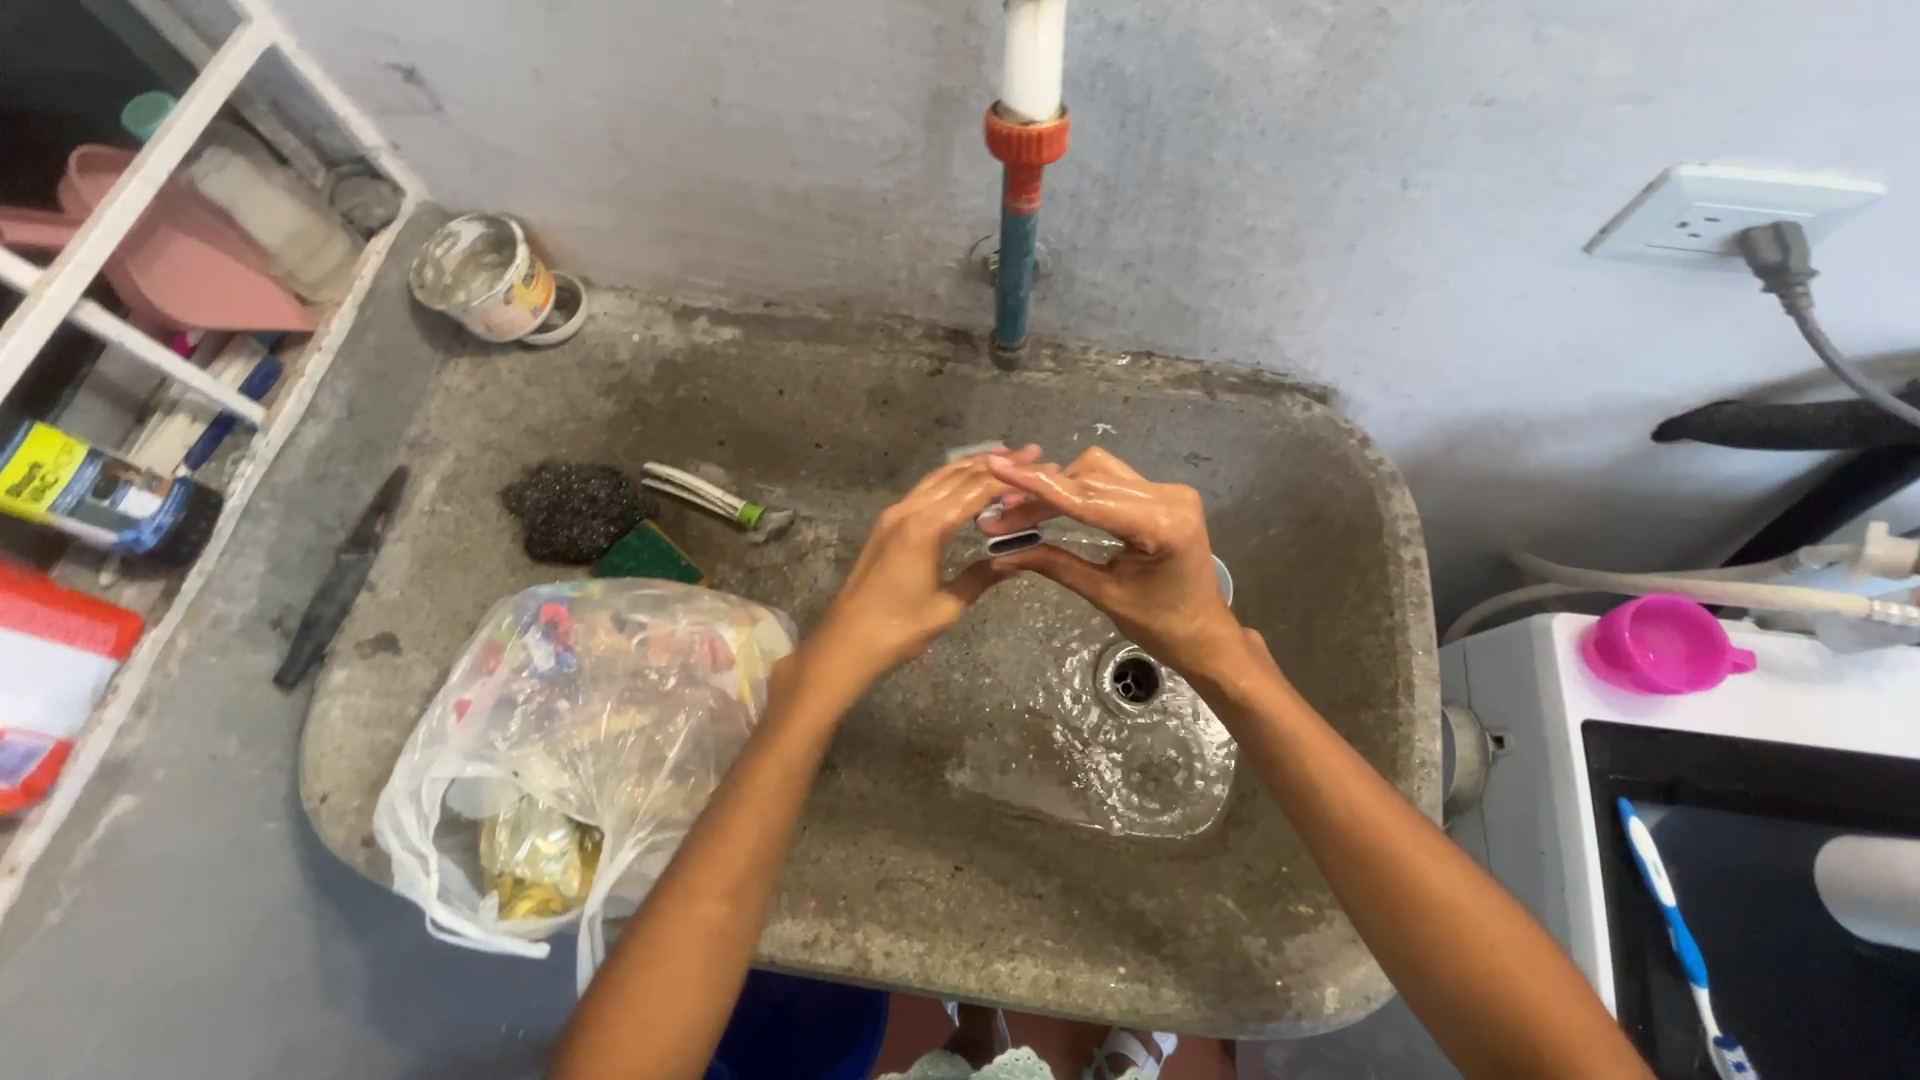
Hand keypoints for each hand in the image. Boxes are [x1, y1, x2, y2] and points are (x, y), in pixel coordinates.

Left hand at [803, 446, 1040, 689]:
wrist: (846, 643)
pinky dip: (950, 481)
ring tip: (1004, 458)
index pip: (977, 490)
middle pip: (958, 475)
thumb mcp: (947, 607)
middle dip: (995, 463)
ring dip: (971, 466)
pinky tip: (965, 483)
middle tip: (1031, 453)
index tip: (1039, 468)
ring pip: (938, 478)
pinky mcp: (886, 526)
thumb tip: (1013, 564)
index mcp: (927, 527)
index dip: (1010, 478)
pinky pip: (924, 491)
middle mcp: (909, 511)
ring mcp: (894, 515)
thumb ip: (980, 578)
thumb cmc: (898, 629)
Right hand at [983, 447, 1246, 678]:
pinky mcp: (1162, 496)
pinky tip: (1048, 503)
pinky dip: (1076, 490)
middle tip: (998, 513)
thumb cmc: (1162, 626)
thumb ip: (1056, 565)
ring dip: (1056, 488)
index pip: (1088, 497)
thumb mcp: (1104, 595)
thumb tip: (1003, 554)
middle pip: (1090, 476)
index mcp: (1162, 524)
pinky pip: (1110, 482)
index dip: (1039, 485)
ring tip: (1017, 509)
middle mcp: (1169, 496)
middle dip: (1040, 493)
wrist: (1205, 634)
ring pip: (1098, 471)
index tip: (998, 469)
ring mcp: (1168, 492)